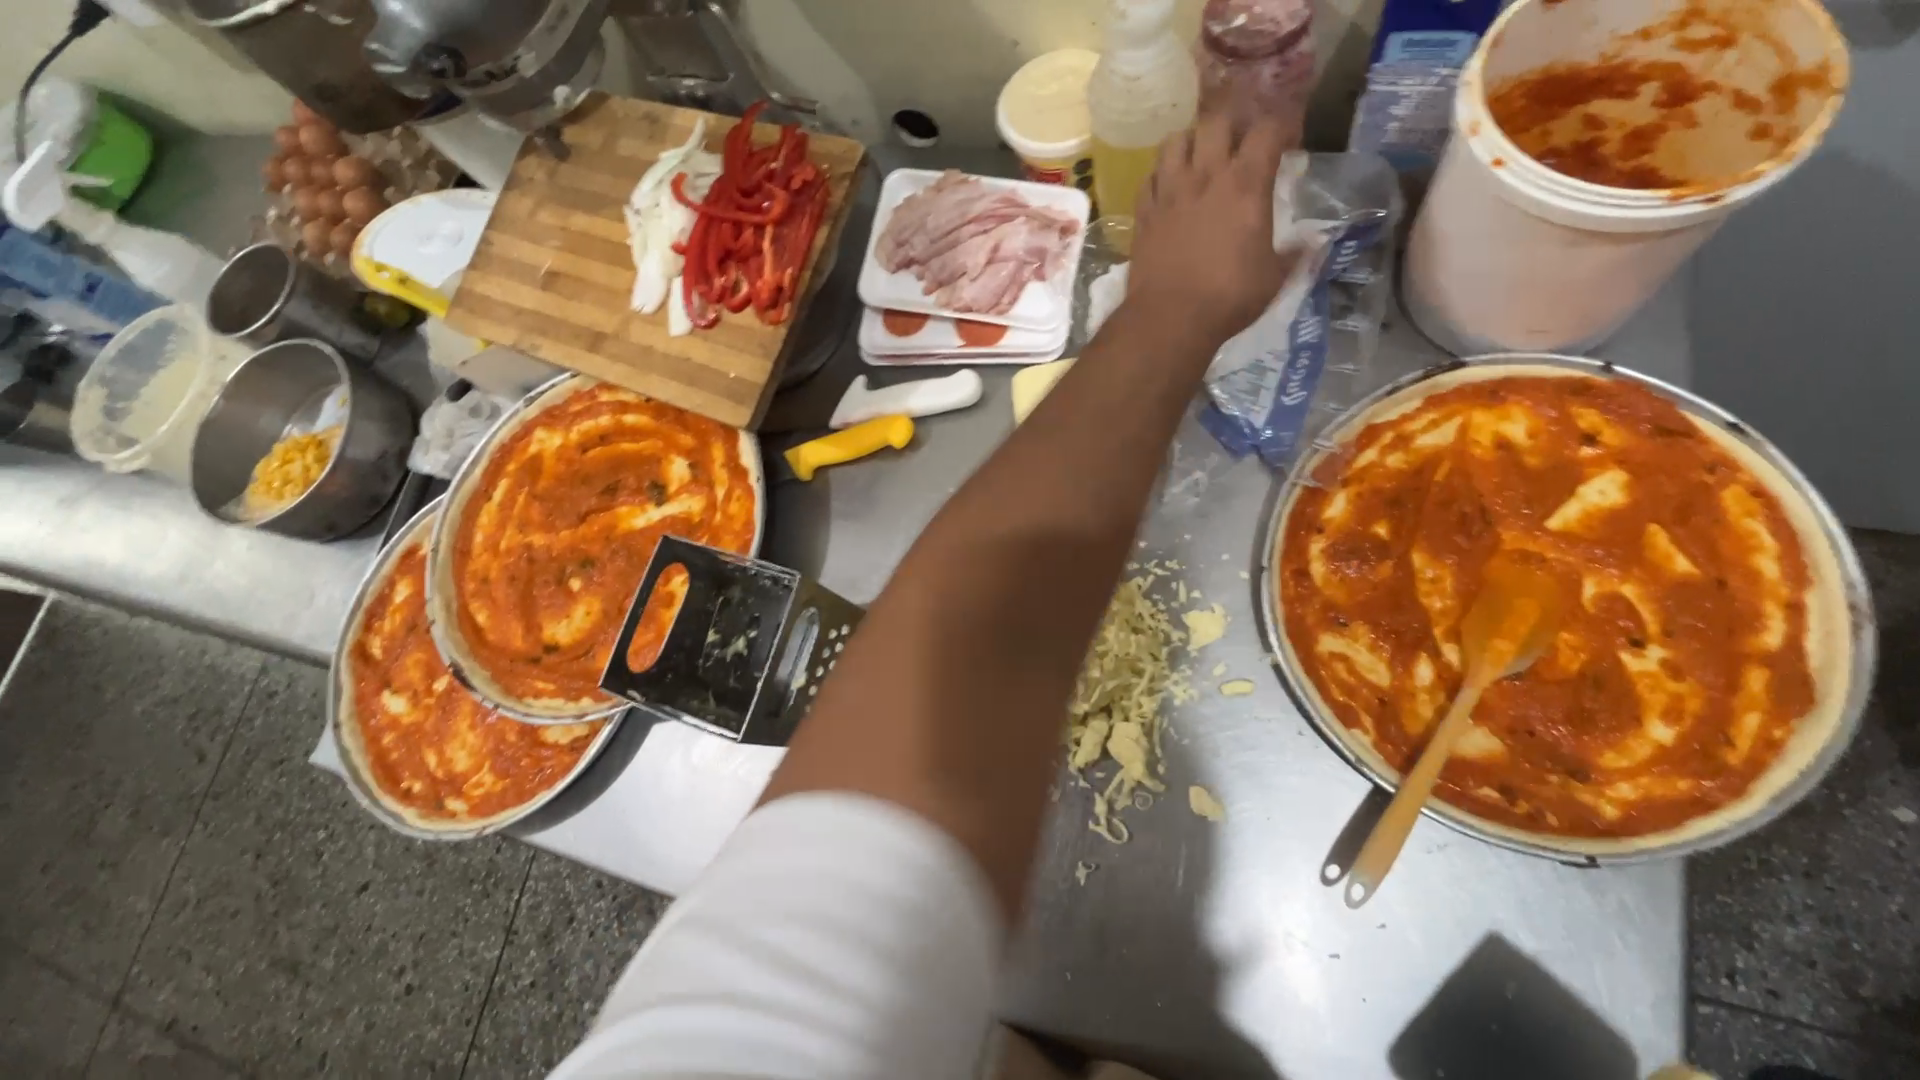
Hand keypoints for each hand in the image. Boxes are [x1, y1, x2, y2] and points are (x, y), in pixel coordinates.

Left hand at [1127, 108, 1292, 345]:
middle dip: (1235, 121)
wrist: (1169, 319)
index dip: (1283, 124)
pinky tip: (1170, 186)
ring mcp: (1168, 192)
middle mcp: (1205, 177)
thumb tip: (1315, 243)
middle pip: (1217, 121)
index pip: (1268, 130)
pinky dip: (1162, 173)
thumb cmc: (1228, 298)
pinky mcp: (1143, 212)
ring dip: (1192, 139)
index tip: (1289, 138)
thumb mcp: (1274, 278)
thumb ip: (1296, 254)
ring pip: (1176, 140)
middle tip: (1243, 137)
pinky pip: (1150, 176)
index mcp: (1245, 185)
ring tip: (1201, 155)